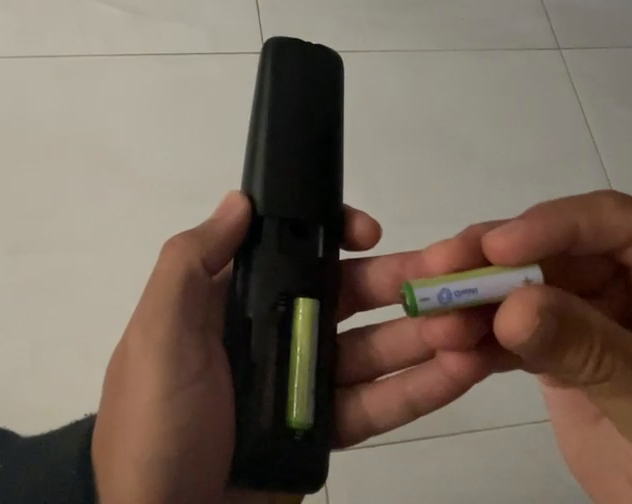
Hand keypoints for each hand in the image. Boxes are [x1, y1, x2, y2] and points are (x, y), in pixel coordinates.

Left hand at [92, 191, 502, 503]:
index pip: (293, 250)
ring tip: (477, 325)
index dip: (336, 235)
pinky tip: (461, 372)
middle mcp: (272, 330)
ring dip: (423, 334)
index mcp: (233, 299)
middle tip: (454, 277)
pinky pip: (377, 403)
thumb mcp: (159, 333)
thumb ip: (192, 261)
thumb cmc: (154, 422)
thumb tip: (240, 200)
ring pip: (372, 348)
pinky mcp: (322, 430)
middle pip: (346, 296)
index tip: (369, 233)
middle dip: (399, 283)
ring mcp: (301, 382)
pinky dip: (420, 389)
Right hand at [432, 190, 631, 503]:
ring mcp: (601, 319)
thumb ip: (591, 351)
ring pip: (527, 287)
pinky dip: (481, 338)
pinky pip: (518, 333)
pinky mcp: (568, 359)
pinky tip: (447, 345)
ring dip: (477, 298)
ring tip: (430, 314)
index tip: (497, 247)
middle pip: (557, 249)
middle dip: (496, 260)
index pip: (615, 224)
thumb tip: (510, 306)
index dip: (553, 225)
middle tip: (439, 268)